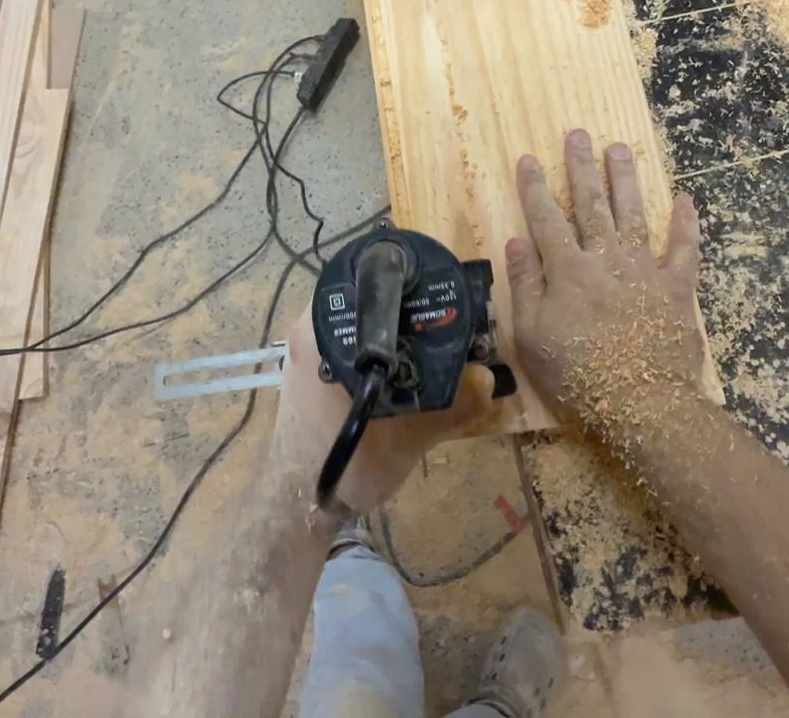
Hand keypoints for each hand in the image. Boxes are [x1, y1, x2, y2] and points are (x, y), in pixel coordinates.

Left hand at [270, 305, 496, 512]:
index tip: (447, 295)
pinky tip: (414, 367)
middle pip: (372, 302)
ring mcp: (311, 351)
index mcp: (323, 329)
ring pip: (366, 325)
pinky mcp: (317, 371)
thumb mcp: (407, 437)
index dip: (412, 283)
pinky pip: (357, 345)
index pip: (371, 281)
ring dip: (400, 334)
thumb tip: (488, 377)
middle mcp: (312, 329)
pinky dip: (385, 351)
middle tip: (452, 321)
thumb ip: (452, 406)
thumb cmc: (344, 465)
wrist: (300, 506)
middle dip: (412, 310)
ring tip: (441, 342)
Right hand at [506, 129, 709, 434]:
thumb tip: (516, 240)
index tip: (529, 157)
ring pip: (634, 214)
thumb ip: (525, 284)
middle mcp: (605, 259)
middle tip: (578, 134)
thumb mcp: (531, 335)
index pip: (546, 219)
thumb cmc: (576, 374)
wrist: (641, 405)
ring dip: (625, 180)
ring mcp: (645, 271)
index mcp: (567, 271)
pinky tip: (684, 198)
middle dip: (581, 168)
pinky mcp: (676, 289)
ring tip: (619, 148)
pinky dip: (686, 224)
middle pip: (591, 205)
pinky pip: (684, 250)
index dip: (535, 188)